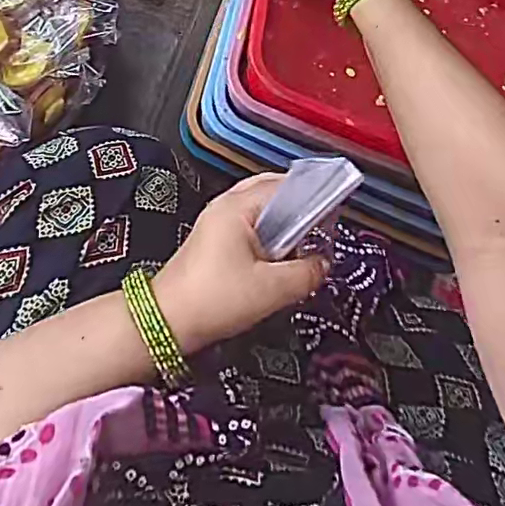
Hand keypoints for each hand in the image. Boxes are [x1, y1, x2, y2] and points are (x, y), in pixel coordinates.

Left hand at [152, 174, 328, 353]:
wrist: (169, 320)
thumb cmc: (212, 299)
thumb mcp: (271, 289)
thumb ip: (306, 273)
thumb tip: (323, 264)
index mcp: (237, 206)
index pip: (284, 185)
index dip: (313, 194)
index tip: (335, 208)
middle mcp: (225, 205)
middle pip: (272, 191)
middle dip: (300, 206)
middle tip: (324, 226)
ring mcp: (218, 220)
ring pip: (261, 209)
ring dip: (285, 221)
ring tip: (306, 243)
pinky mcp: (215, 239)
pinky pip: (250, 224)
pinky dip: (270, 232)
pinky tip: (282, 255)